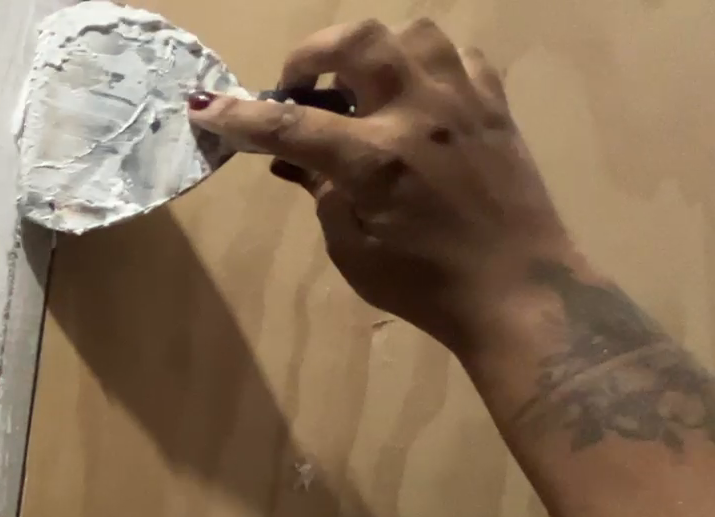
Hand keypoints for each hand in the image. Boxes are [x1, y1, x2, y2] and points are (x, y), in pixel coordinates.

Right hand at [188, 19, 574, 356]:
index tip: (204, 108)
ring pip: (410, 33)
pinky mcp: (492, 103)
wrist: (510, 285)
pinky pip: (453, 56)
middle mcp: (418, 114)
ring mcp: (462, 100)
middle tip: (293, 88)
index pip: (290, 125)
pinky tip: (401, 101)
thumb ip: (320, 189)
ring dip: (368, 51)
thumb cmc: (413, 280)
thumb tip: (293, 158)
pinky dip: (416, 66)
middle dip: (310, 55)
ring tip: (350, 89)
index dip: (240, 116)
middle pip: (358, 42)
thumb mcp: (348, 243)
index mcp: (373, 160)